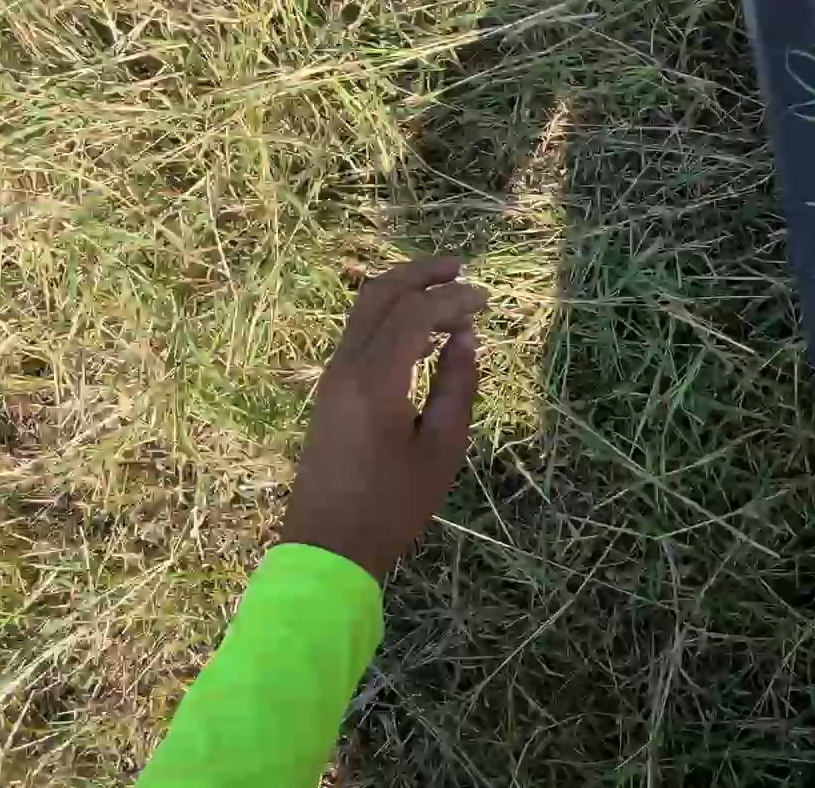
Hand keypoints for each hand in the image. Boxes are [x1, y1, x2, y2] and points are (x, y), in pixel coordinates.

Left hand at [280, 257, 488, 581]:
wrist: (327, 548)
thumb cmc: (392, 505)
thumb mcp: (441, 449)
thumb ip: (457, 386)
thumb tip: (466, 339)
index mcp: (374, 379)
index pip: (415, 312)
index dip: (453, 298)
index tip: (487, 302)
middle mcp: (346, 365)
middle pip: (380, 294)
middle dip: (421, 272)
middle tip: (460, 266)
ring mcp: (332, 376)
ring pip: (366, 311)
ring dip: (405, 294)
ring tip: (449, 297)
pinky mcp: (331, 390)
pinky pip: (361, 335)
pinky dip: (392, 320)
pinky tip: (423, 336)